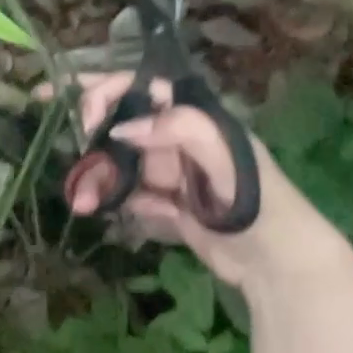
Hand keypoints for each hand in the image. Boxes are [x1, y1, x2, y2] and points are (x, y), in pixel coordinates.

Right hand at [57, 72, 346, 293]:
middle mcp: (176, 139)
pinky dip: (106, 199)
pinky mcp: (158, 198)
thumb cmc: (263, 208)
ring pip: (113, 162)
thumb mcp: (230, 163)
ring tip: (83, 203)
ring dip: (93, 179)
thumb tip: (120, 128)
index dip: (106, 91)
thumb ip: (183, 131)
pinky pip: (120, 190)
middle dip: (90, 142)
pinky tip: (101, 211)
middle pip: (118, 125)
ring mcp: (165, 170)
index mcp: (196, 120)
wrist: (277, 264)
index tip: (85, 115)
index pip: (143, 88)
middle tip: (74, 161)